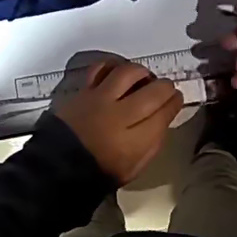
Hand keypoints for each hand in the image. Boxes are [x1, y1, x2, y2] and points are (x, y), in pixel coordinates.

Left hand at [52, 61, 185, 182]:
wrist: (60, 165)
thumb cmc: (101, 169)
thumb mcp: (135, 168)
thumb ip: (153, 143)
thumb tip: (163, 118)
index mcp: (134, 141)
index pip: (164, 113)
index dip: (175, 102)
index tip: (176, 98)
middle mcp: (119, 116)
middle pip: (153, 91)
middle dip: (165, 86)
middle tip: (165, 88)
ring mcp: (99, 100)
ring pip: (128, 72)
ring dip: (142, 72)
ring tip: (143, 78)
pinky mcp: (83, 91)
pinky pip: (100, 68)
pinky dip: (112, 66)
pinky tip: (118, 73)